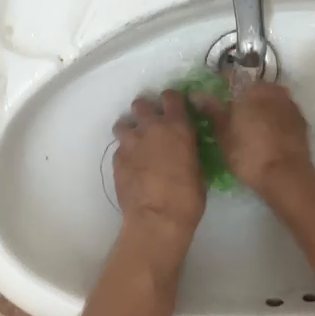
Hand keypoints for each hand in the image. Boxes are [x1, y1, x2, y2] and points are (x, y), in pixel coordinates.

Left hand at [111, 90, 206, 244]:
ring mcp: (130, 143)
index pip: (171, 97)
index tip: (173, 107)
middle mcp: (151, 128)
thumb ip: (188, 151)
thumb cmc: (187, 197)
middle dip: (145, 111)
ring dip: (129, 130)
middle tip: (151, 125)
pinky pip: (119, 148)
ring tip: (136, 143)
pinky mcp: (116, 160)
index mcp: (177, 126)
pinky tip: (131, 166)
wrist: (157, 218)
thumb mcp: (198, 169)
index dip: (171, 100)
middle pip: (141, 104)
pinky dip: (125, 153)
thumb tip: (185, 150)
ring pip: (122, 124)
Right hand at [193, 80, 314, 199]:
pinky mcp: (301, 121)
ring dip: (261, 107)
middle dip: (243, 97)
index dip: (222, 85)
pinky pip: (283, 113)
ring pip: (271, 99)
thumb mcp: (223, 134)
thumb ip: (212, 110)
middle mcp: (273, 90)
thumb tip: (196, 93)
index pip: (233, 76)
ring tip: (250, 127)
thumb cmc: (248, 154)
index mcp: (252, 89)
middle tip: (233, 116)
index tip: (216, 98)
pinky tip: (268, 135)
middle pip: (254, 87)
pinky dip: (274, 119)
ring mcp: (291, 105)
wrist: (286, 176)